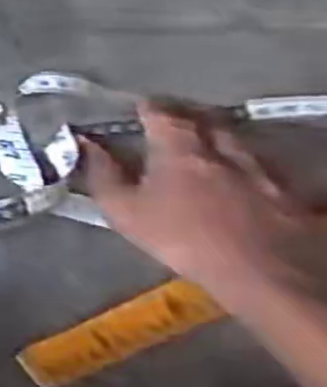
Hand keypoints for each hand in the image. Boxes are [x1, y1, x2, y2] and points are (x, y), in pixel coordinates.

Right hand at [80, 100, 326, 314]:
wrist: (267, 281)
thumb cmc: (181, 239)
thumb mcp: (122, 208)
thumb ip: (101, 171)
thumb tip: (83, 141)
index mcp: (182, 154)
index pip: (165, 117)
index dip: (152, 108)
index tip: (141, 104)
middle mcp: (230, 157)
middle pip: (215, 126)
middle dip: (196, 118)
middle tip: (181, 118)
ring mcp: (273, 180)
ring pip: (250, 149)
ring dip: (230, 142)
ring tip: (217, 146)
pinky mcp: (303, 204)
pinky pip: (281, 177)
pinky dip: (264, 172)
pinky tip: (259, 181)